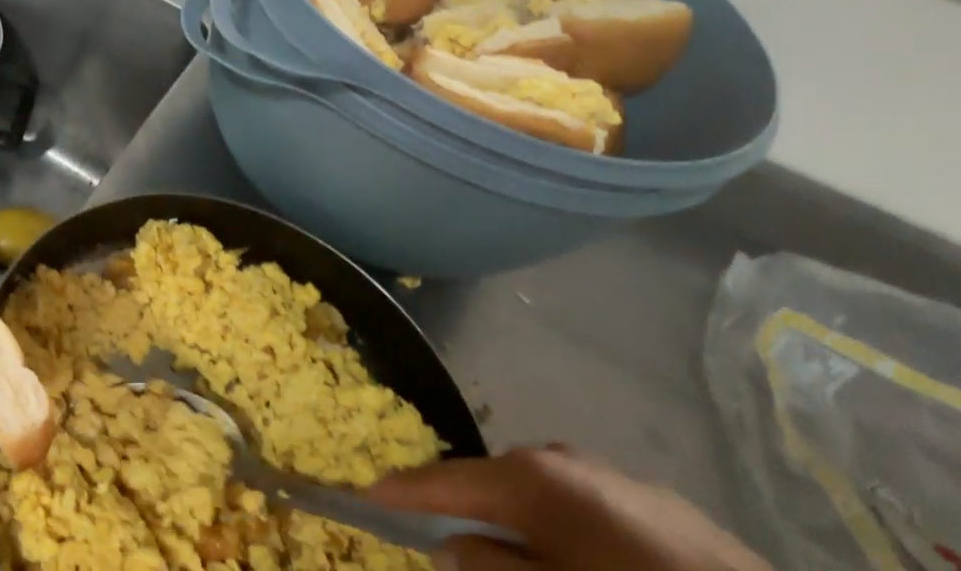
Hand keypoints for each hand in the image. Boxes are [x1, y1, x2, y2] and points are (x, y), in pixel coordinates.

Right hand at [369, 446, 770, 570]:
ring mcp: (614, 477)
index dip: (402, 489)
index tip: (364, 494)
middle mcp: (565, 462)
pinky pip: (583, 507)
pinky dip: (560, 528)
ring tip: (506, 552)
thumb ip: (491, 568)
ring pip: (539, 494)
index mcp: (533, 479)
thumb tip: (449, 546)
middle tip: (437, 536)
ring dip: (515, 520)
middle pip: (491, 481)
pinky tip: (576, 561)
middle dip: (462, 508)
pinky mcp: (658, 504)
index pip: (445, 479)